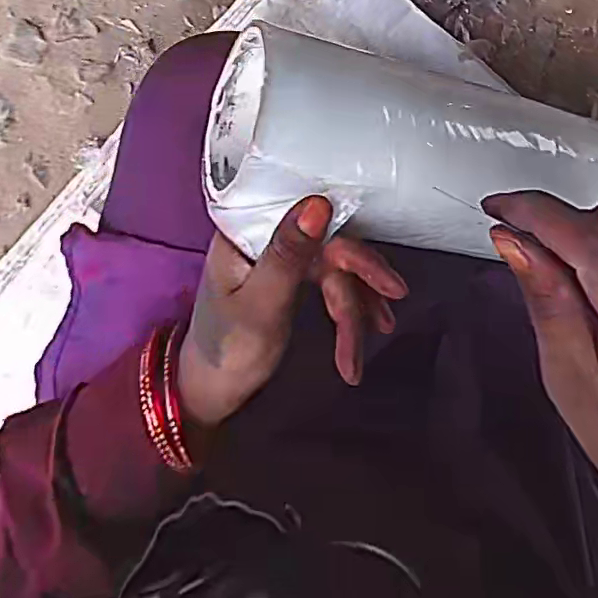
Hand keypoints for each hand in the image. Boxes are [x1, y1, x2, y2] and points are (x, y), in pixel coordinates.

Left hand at [178, 195, 407, 427]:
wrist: (208, 394)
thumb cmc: (226, 351)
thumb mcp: (260, 303)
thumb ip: (288, 254)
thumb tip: (318, 202)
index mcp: (245, 231)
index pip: (308, 220)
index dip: (349, 245)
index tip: (381, 277)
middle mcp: (264, 237)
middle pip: (328, 248)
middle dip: (358, 287)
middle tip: (389, 316)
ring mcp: (278, 258)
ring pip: (333, 271)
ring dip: (353, 311)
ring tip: (357, 356)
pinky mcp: (289, 278)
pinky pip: (328, 286)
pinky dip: (345, 314)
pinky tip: (354, 347)